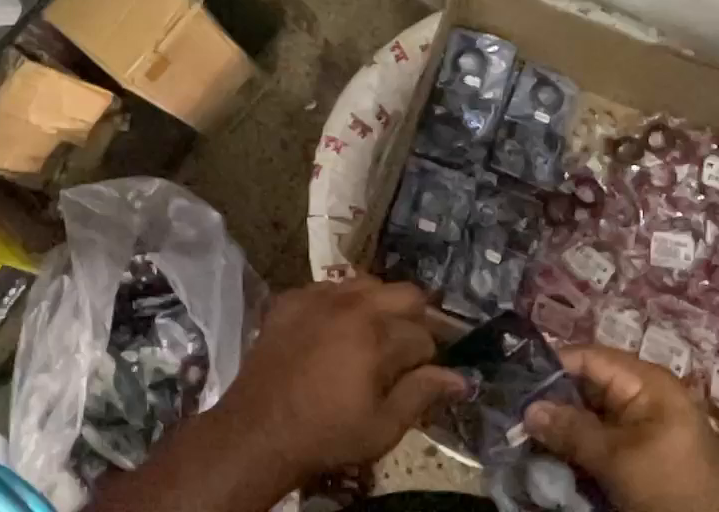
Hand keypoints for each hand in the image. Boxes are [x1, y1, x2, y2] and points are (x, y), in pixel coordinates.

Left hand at [212, 278, 467, 481]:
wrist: (256, 430)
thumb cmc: (325, 435)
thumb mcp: (382, 428)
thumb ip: (422, 395)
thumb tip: (461, 377)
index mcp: (379, 336)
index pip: (424, 336)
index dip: (426, 360)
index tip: (417, 377)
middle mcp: (353, 304)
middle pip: (405, 293)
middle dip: (414, 318)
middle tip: (401, 350)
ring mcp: (319, 296)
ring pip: (368, 283)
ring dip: (378, 305)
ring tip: (369, 336)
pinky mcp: (292, 298)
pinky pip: (329, 287)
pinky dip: (339, 304)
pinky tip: (332, 330)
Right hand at [526, 346, 718, 511]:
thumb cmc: (672, 490)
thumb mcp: (618, 460)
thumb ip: (572, 431)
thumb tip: (529, 409)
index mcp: (646, 383)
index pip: (589, 358)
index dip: (551, 367)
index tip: (514, 382)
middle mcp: (643, 397)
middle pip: (587, 388)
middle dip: (552, 404)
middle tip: (514, 418)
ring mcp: (643, 430)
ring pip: (590, 419)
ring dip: (562, 432)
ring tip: (525, 442)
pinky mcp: (641, 459)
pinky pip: (601, 445)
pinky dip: (578, 453)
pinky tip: (552, 463)